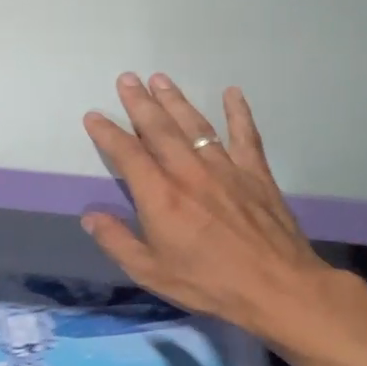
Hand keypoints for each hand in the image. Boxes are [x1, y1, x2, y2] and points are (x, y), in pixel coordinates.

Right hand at [81, 73, 339, 343]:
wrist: (276, 286)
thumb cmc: (207, 282)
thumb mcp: (148, 271)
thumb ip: (116, 241)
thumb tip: (90, 216)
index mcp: (160, 197)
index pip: (127, 155)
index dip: (108, 133)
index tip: (94, 115)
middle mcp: (189, 173)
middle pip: (161, 129)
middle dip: (141, 102)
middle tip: (127, 79)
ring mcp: (226, 169)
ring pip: (196, 126)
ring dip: (177, 101)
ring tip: (161, 79)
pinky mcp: (256, 175)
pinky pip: (246, 136)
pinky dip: (238, 113)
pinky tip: (232, 94)